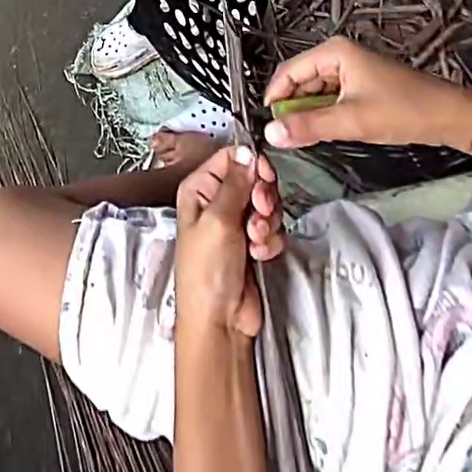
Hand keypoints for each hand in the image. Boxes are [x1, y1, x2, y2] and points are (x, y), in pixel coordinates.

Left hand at [175, 145, 283, 339]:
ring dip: (266, 222)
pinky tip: (258, 254)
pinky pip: (271, 228)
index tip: (264, 177)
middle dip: (262, 196)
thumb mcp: (218, 220)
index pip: (230, 157)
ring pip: (266, 204)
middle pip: (253, 178)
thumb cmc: (206, 272)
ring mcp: (234, 222)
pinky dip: (269, 240)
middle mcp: (216, 201)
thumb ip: (235, 183)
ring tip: (253, 240)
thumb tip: (246, 151)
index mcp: (199, 188)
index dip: (251, 164)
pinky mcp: (251, 241)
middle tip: (258, 212)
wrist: (219, 321)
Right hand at [261, 36, 471, 149]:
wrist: (451, 117)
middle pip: (299, 80)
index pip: (288, 72)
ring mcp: (348, 68)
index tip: (269, 123)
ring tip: (308, 134)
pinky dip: (323, 113)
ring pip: (313, 90)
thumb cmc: (404, 111)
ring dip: (308, 111)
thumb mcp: (351, 121)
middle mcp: (337, 55)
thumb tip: (270, 133)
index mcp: (333, 52)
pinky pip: (328, 96)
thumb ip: (308, 126)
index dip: (275, 97)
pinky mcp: (358, 83)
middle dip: (292, 106)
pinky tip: (326, 129)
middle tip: (289, 134)